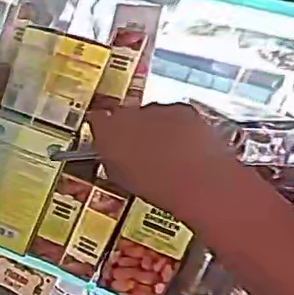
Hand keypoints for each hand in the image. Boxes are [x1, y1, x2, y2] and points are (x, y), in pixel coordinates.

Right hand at [84, 103, 243, 215]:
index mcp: (108, 130)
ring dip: (156, 127)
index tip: (104, 135)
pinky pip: (176, 116)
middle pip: (127, 115)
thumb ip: (113, 161)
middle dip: (132, 128)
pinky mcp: (186, 110)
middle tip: (138, 149)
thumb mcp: (121, 178)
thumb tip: (113, 158)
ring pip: (153, 114)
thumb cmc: (154, 184)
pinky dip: (178, 127)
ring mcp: (159, 109)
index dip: (101, 126)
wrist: (196, 179)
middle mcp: (131, 113)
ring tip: (164, 152)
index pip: (97, 119)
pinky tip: (184, 147)